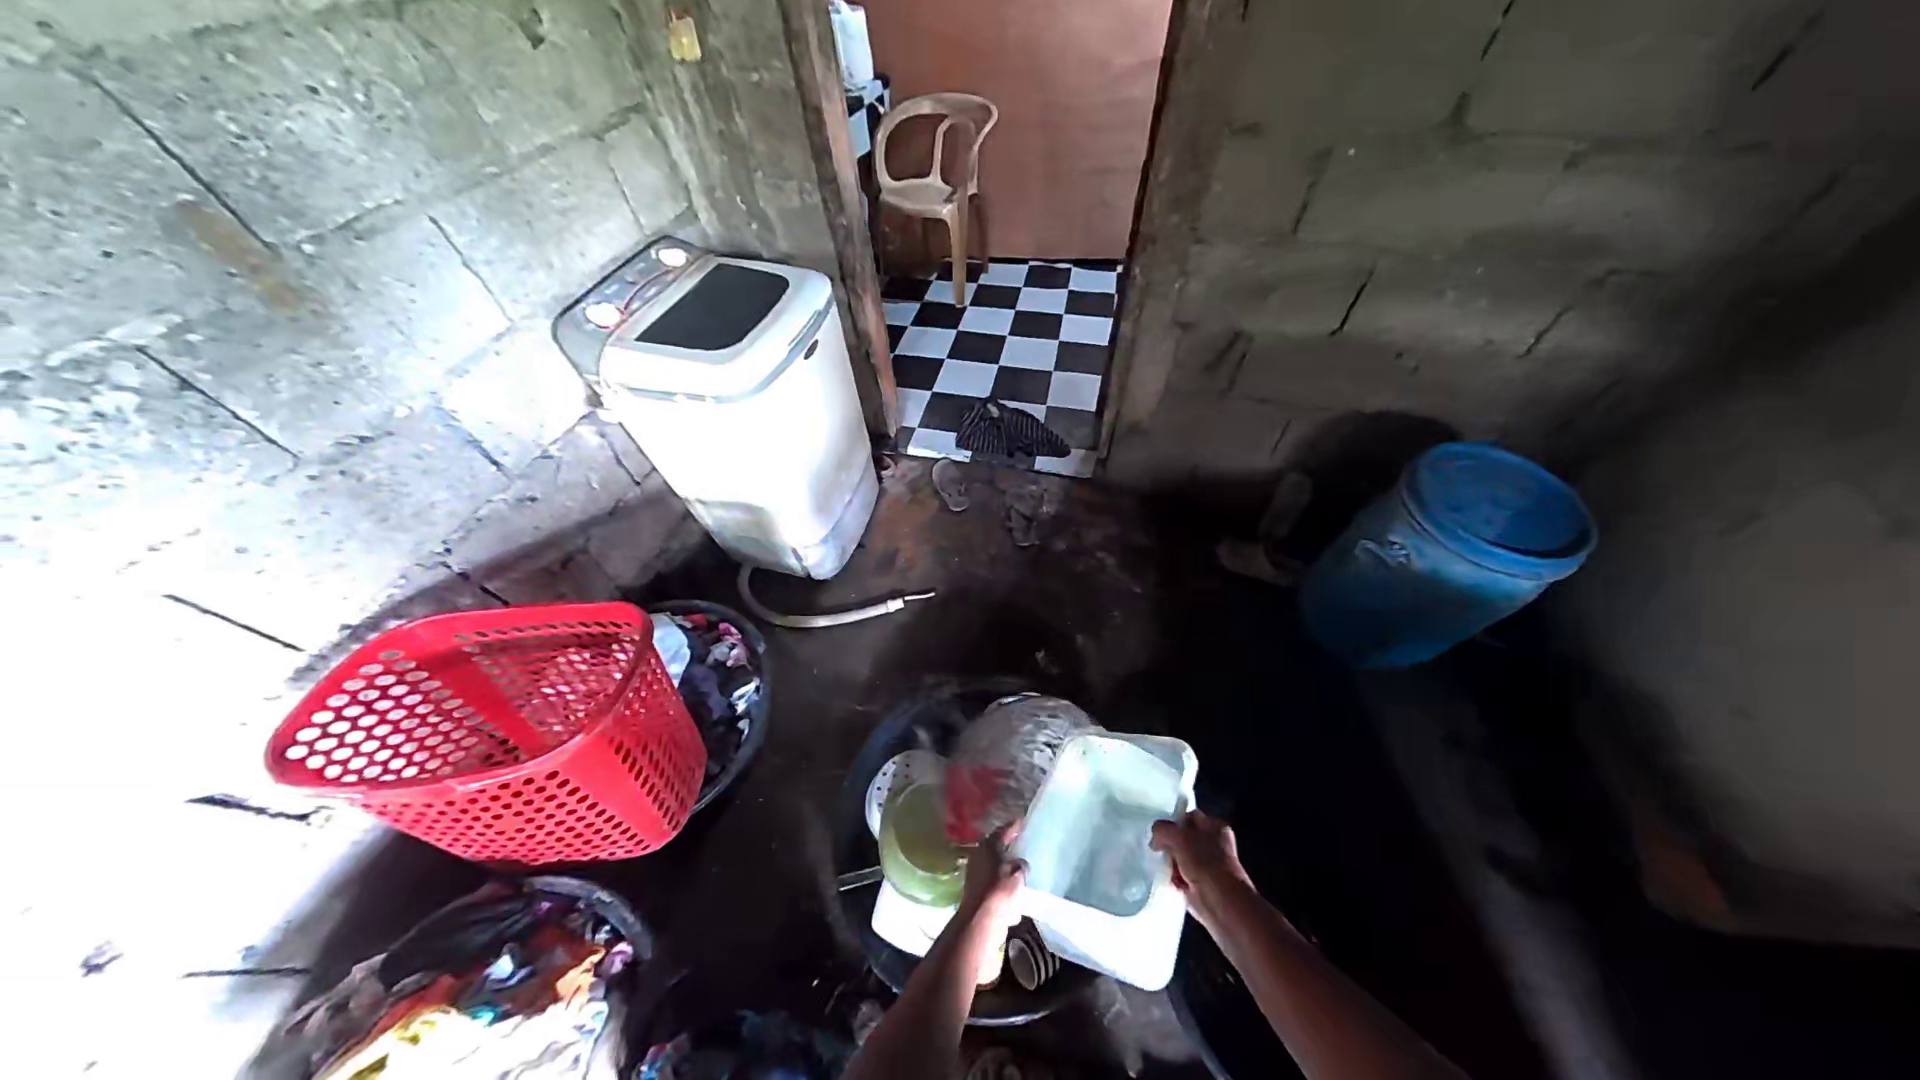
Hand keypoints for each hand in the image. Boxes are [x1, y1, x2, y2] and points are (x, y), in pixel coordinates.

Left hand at [960, 821, 1025, 922]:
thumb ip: (1021, 866)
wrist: (981, 919)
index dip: (1013, 826)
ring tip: (1020, 864)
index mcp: (987, 846)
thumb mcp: (1016, 873)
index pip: (1001, 831)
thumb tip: (1020, 865)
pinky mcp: (977, 891)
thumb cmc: (999, 890)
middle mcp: (979, 856)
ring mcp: (976, 874)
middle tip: (1021, 840)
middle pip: (995, 846)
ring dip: (1005, 863)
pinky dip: (1002, 881)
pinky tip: (1013, 886)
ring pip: (994, 863)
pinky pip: (994, 881)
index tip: (1023, 821)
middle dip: (1007, 844)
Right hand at [1151, 811, 1255, 920]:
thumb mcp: (1178, 836)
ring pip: (1179, 857)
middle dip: (1169, 845)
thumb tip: (1155, 839)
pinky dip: (1174, 878)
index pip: (1188, 816)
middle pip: (1182, 838)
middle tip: (1159, 850)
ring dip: (1170, 863)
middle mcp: (1213, 843)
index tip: (1161, 832)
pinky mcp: (1201, 884)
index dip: (1173, 822)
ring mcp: (1207, 865)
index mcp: (1214, 826)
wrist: (1221, 903)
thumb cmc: (1204, 863)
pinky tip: (1172, 881)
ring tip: (1166, 868)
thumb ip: (1162, 829)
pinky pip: (1180, 875)